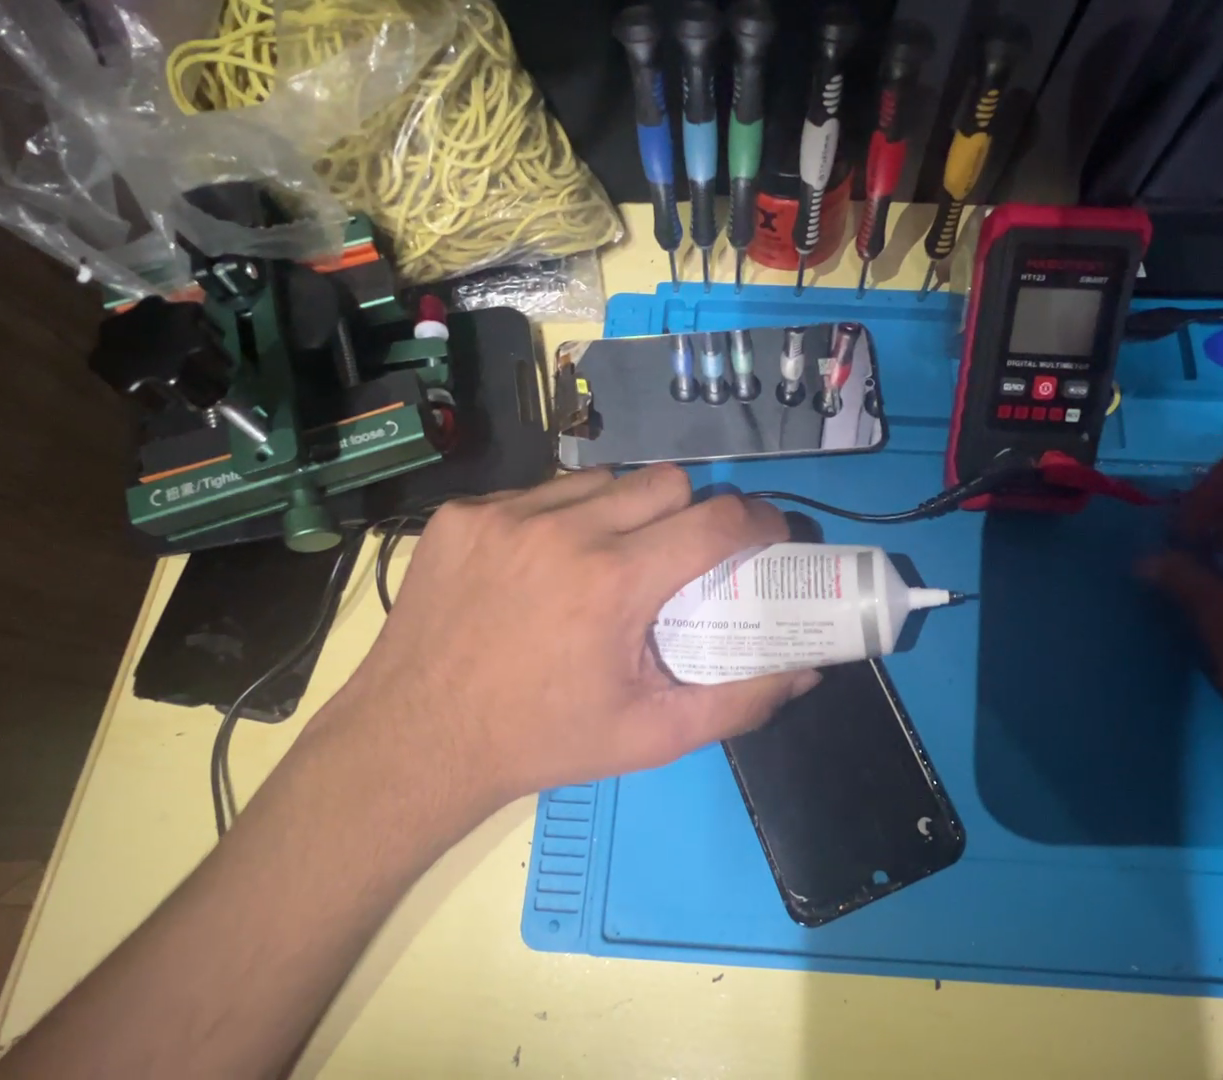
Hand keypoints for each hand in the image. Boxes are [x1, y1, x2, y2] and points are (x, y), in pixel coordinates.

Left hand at [330, 467, 818, 806]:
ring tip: (612, 558)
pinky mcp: (464, 515)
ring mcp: (504, 514)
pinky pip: (539, 492)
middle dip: (691, 513)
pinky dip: (562, 518)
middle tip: (682, 557)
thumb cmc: (544, 742)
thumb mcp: (651, 736)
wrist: (417, 741)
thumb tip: (805, 672)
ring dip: (625, 510)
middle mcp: (562, 530)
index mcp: (614, 584)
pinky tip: (546, 565)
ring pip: (602, 480)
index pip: (717, 520)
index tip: (767, 535)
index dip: (758, 521)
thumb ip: (738, 702)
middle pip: (666, 482)